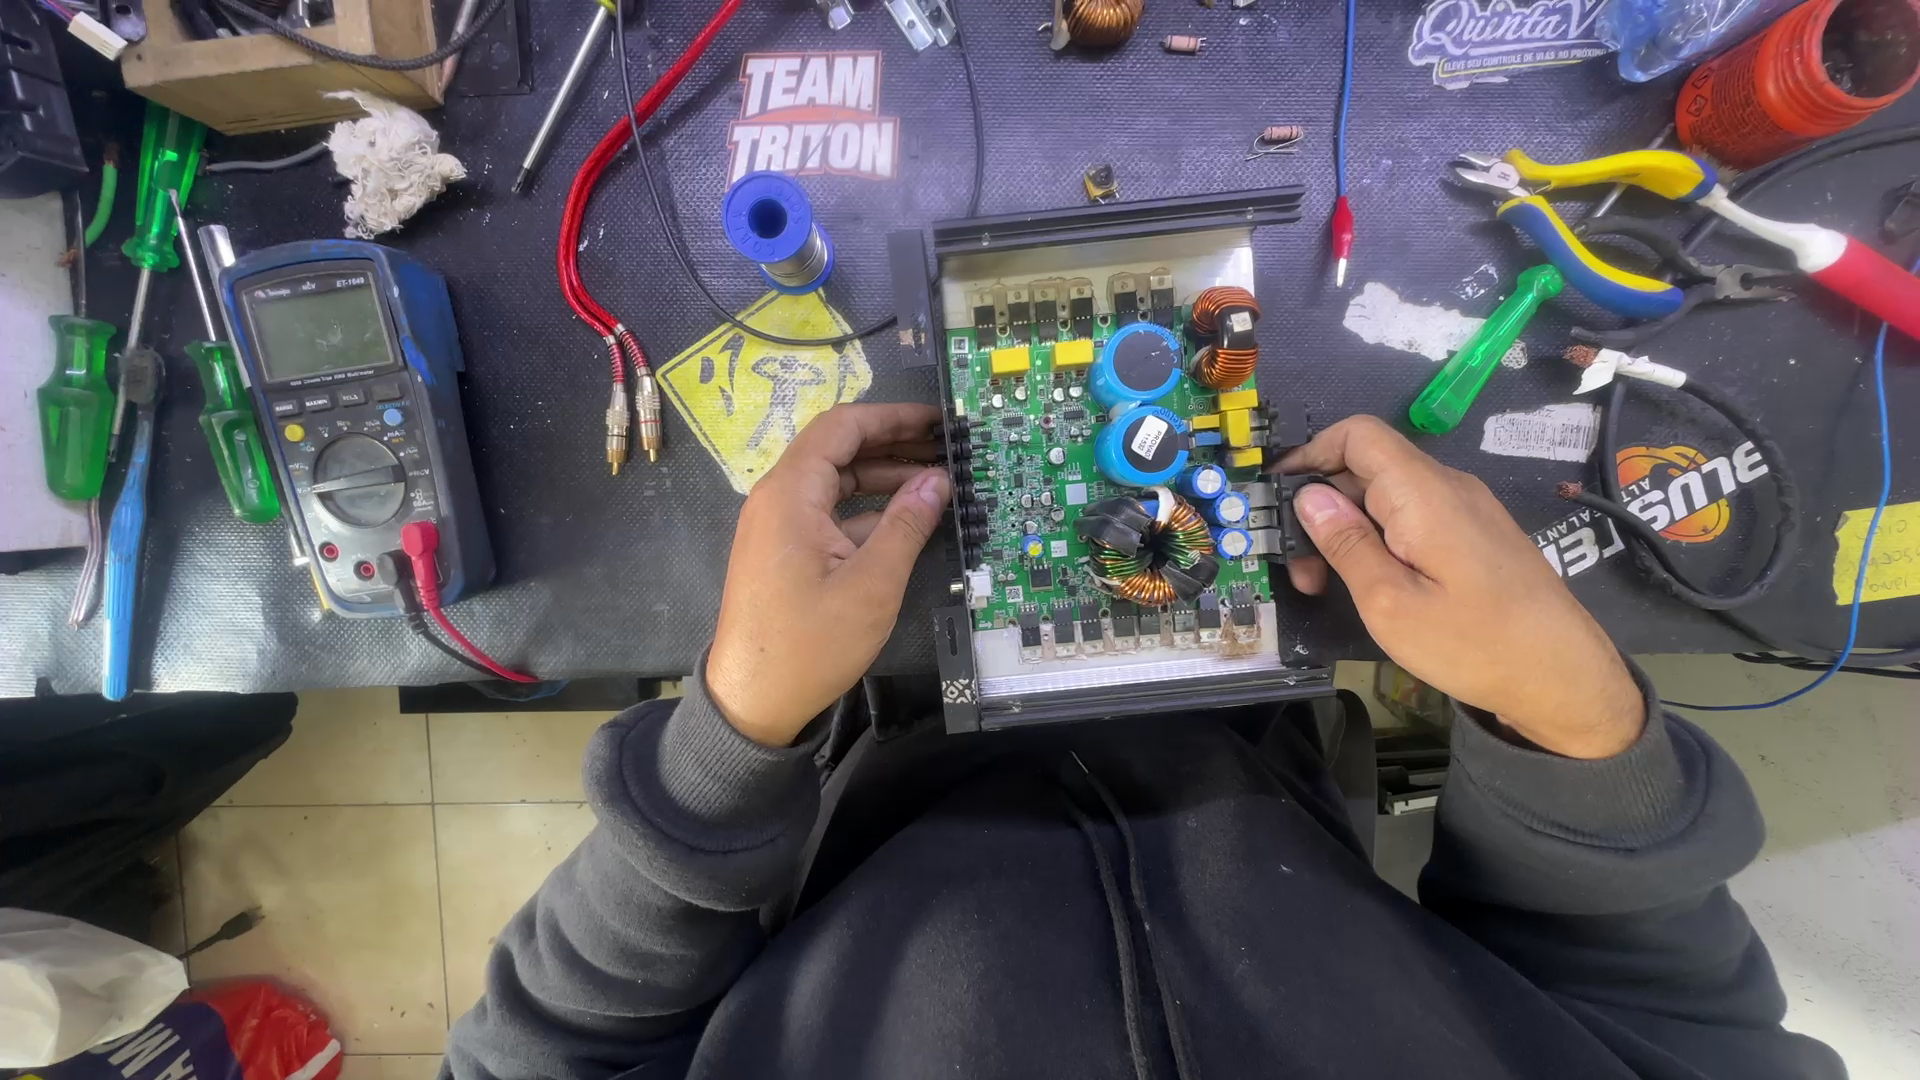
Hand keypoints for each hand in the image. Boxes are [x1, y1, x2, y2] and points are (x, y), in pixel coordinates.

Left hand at [707, 403, 951, 746]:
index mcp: (791, 492)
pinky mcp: (786, 550)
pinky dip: (867, 510)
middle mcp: (779, 498)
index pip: (842, 427)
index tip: (936, 420)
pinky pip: (830, 513)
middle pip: (838, 450)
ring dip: (884, 478)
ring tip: (936, 481)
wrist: (753, 702)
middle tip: (945, 448)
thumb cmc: (810, 643)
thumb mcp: (872, 583)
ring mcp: (780, 525)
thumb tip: (938, 479)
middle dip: (893, 444)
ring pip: (836, 482)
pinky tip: (906, 519)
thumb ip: (908, 523)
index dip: (892, 416)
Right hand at [1279, 416, 1642, 758]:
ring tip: (1322, 584)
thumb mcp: (1388, 601)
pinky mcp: (1469, 533)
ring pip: (1382, 497)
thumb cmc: (1472, 644)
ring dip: (1343, 531)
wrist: (1564, 680)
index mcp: (1423, 494)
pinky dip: (1373, 540)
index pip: (1358, 434)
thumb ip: (1345, 543)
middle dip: (1319, 508)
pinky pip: (1407, 517)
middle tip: (1297, 568)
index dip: (1310, 452)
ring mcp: (1461, 510)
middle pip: (1364, 468)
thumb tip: (1308, 495)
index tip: (1276, 493)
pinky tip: (1364, 582)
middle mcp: (1445, 488)